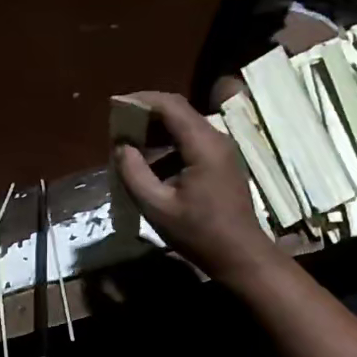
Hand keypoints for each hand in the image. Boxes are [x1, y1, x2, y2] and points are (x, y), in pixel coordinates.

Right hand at [112, 92, 281, 284]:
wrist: (240, 255)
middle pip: (178, 112)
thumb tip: (122, 147)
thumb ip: (134, 173)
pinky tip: (152, 166)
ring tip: (130, 147)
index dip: (140, 101)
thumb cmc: (199, 233)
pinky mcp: (223, 163)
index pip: (170, 105)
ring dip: (157, 132)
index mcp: (203, 144)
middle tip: (119, 128)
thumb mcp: (158, 207)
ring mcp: (223, 150)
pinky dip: (170, 147)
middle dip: (146, 116)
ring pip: (186, 127)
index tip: (115, 106)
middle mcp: (217, 139)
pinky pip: (193, 143)